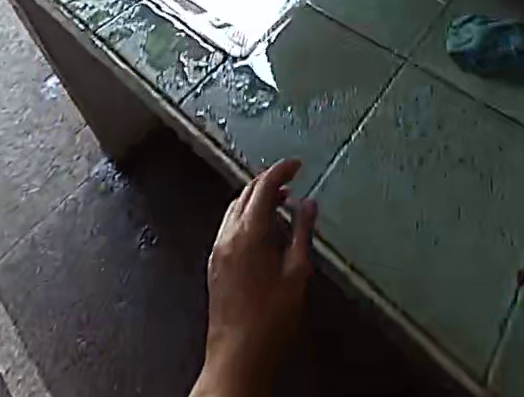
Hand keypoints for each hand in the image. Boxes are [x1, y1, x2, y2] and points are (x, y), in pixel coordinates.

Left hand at [192, 159, 316, 396]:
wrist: (237, 358)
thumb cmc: (270, 321)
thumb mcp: (297, 273)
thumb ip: (303, 233)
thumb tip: (309, 205)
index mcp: (249, 233)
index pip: (264, 185)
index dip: (281, 170)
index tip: (296, 164)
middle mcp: (229, 235)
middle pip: (246, 192)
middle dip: (269, 181)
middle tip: (290, 181)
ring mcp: (218, 249)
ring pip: (236, 207)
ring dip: (256, 198)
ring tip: (280, 204)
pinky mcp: (214, 263)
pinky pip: (229, 224)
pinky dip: (246, 215)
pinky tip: (263, 230)